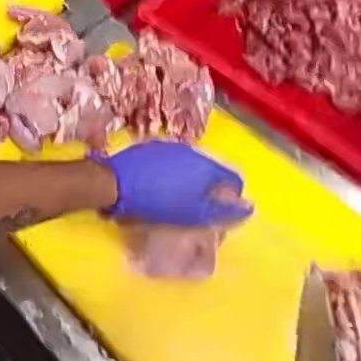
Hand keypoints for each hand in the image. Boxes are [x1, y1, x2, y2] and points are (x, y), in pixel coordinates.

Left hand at [96, 141, 252, 225]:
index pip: (232, 178)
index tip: (220, 211)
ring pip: (188, 164)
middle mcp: (190, 151)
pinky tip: (156, 186)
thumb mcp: (194, 213)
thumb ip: (222, 210)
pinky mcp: (147, 147)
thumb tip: (247, 207)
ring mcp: (167, 146)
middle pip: (209, 170)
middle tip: (197, 206)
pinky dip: (167, 172)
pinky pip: (166, 161)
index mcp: (206, 165)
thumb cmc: (157, 202)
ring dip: (187, 179)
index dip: (230, 196)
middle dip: (207, 188)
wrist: (113, 183)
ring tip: (176, 197)